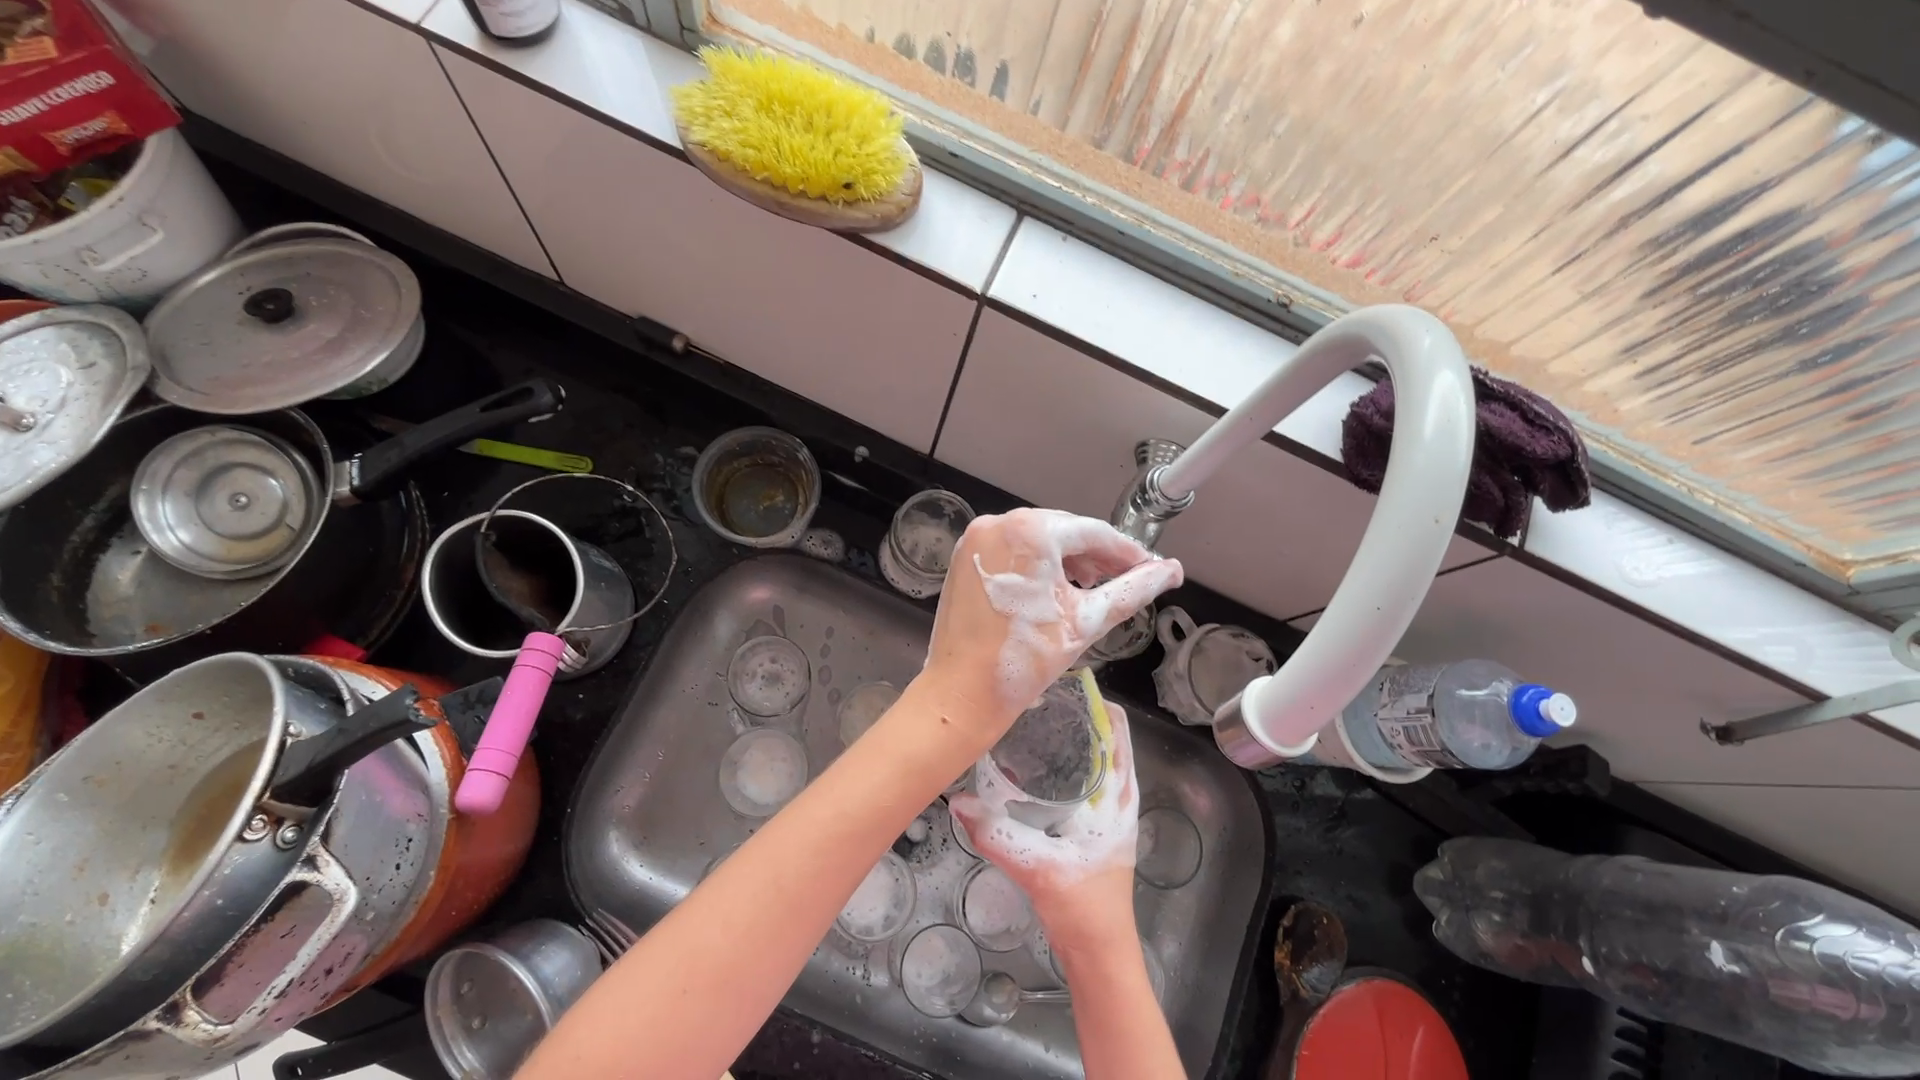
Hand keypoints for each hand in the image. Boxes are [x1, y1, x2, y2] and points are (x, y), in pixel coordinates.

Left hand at [921, 509, 1182, 739]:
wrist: (962, 693)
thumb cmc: (1026, 659)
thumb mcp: (1086, 621)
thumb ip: (1133, 589)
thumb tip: (1172, 571)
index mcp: (1030, 531)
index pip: (1094, 533)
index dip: (1128, 552)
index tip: (1153, 568)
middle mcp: (999, 523)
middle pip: (1065, 531)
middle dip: (1098, 556)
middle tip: (1128, 579)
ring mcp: (977, 538)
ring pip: (1039, 540)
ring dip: (1070, 560)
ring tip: (1094, 588)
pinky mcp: (966, 557)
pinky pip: (1013, 550)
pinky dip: (1039, 565)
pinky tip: (1057, 589)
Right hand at [950, 703, 1141, 960]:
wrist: (1098, 955)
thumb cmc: (1083, 907)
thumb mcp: (1038, 868)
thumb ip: (996, 835)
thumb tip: (956, 801)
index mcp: (1119, 800)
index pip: (1118, 736)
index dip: (1098, 705)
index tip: (1065, 682)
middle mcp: (1117, 801)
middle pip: (1104, 744)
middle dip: (1077, 717)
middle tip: (1036, 696)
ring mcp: (1105, 818)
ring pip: (1092, 764)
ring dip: (1070, 741)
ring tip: (1032, 720)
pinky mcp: (1090, 833)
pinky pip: (1080, 786)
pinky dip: (1062, 767)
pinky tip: (1031, 769)